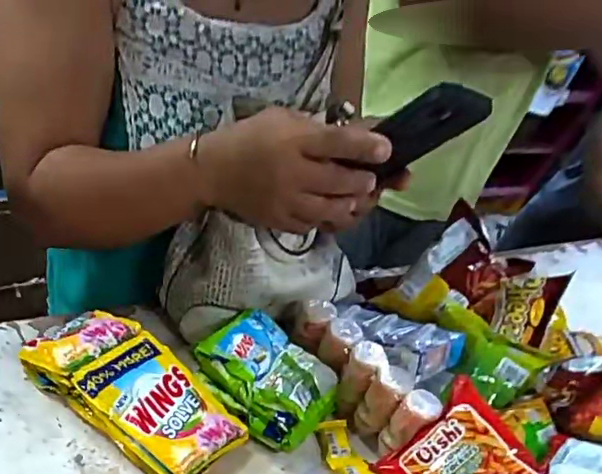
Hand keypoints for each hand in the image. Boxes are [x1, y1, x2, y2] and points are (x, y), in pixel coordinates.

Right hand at [197, 109, 390, 233]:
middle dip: (362, 183)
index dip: (365, 147)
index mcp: (294, 142)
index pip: (337, 144)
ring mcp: (287, 202)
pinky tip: (336, 212)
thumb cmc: (251, 138)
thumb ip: (315, 129)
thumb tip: (353, 137)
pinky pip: (312, 225)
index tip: (386, 150)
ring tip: (358, 200)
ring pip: (329, 210)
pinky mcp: (280, 222)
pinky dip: (328, 220)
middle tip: (372, 181)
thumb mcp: (282, 119)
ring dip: (350, 206)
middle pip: (338, 182)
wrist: (215, 172)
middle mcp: (293, 174)